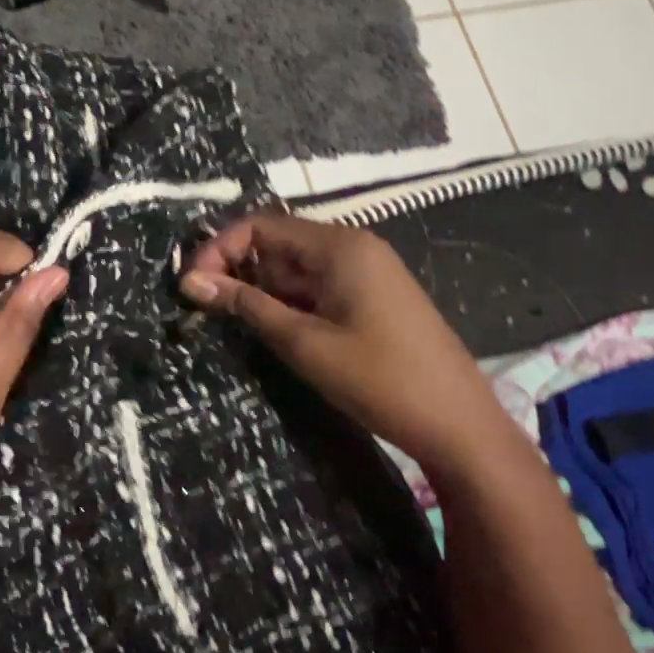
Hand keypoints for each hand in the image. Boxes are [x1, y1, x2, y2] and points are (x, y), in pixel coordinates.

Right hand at [178, 212, 516, 474]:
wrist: (462, 428)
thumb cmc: (380, 379)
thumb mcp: (303, 343)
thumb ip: (246, 306)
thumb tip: (192, 282)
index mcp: (339, 246)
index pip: (261, 225)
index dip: (219, 249)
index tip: (192, 286)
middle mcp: (353, 247)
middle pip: (277, 241)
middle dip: (238, 269)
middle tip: (208, 308)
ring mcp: (368, 272)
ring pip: (295, 266)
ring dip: (262, 289)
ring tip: (237, 324)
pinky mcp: (374, 298)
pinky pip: (318, 285)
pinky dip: (289, 302)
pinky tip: (276, 331)